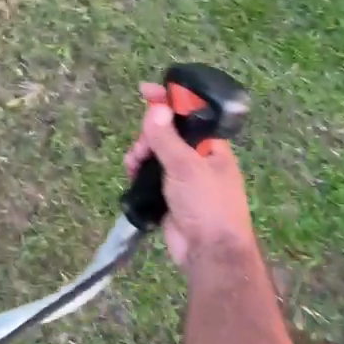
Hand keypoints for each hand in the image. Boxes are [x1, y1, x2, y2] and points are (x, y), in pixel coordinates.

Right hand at [124, 82, 257, 272]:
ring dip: (141, 154)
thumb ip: (166, 137)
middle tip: (142, 148)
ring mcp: (184, 179)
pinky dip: (139, 171)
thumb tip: (155, 108)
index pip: (189, 115)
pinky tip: (132, 175)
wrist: (209, 253)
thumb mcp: (185, 166)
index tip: (146, 90)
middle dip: (149, 135)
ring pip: (155, 153)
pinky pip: (150, 174)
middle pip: (167, 133)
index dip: (169, 101)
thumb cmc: (207, 205)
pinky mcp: (170, 195)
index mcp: (212, 149)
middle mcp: (199, 160)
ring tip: (133, 165)